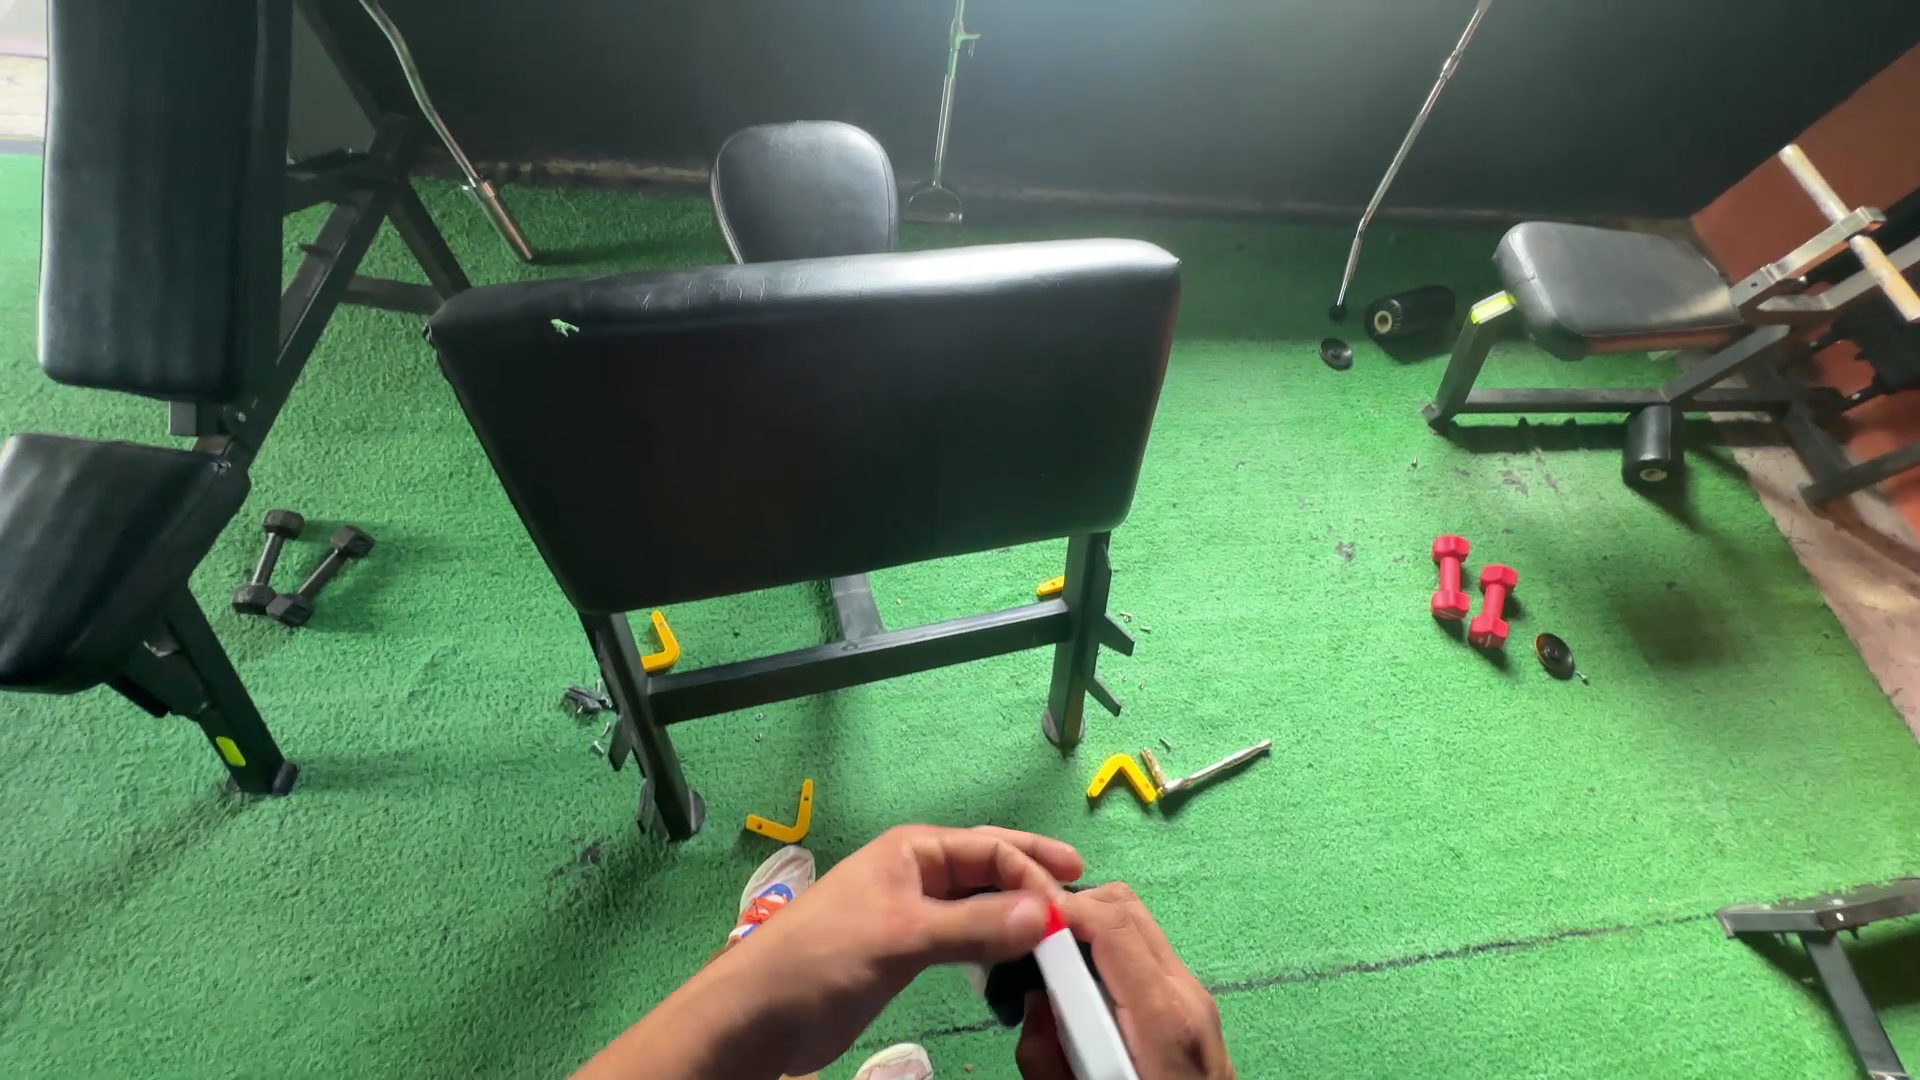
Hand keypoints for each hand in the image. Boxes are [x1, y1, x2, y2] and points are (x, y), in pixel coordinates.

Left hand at [715, 825, 1083, 1076]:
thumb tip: (1047, 912)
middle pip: (988, 867)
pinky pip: (965, 934)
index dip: (1032, 872)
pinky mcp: (909, 947)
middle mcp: (919, 871)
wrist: (761, 1012)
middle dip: (1032, 877)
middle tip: (1081, 891)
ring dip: (1016, 911)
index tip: (1068, 909)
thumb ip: (974, 925)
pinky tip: (1016, 955)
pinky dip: (993, 940)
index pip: (989, 849)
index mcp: (915, 848)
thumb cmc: (826, 955)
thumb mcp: (902, 935)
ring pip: (979, 902)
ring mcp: (914, 910)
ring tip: (1059, 927)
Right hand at [1015, 883, 1232, 1079]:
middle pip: (1125, 907)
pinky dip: (1110, 947)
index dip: (1062, 911)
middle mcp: (1188, 994)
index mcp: (1166, 1021)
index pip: (1112, 924)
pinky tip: (1087, 987)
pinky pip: (1146, 949)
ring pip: (1137, 921)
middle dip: (1074, 910)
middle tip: (1035, 941)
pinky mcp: (1195, 1006)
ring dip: (1092, 926)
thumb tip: (1035, 997)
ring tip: (1058, 963)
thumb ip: (1048, 1057)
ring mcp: (1197, 997)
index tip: (1022, 926)